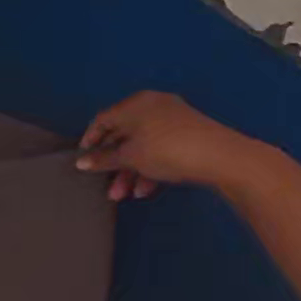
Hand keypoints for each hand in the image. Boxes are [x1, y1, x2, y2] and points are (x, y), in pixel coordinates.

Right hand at [76, 91, 261, 199]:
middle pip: (123, 136)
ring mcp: (172, 120)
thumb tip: (80, 162)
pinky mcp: (186, 134)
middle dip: (113, 165)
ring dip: (130, 172)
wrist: (220, 156)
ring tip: (124, 196)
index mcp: (135, 104)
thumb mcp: (130, 157)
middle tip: (106, 187)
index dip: (90, 139)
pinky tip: (146, 190)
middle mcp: (152, 106)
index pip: (103, 119)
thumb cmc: (165, 150)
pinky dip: (150, 168)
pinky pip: (159, 150)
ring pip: (142, 146)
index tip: (83, 159)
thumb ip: (103, 159)